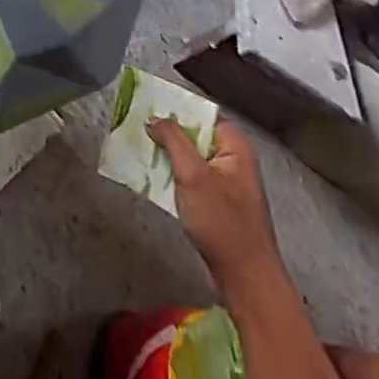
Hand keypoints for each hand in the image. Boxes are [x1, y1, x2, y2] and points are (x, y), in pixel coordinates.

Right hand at [147, 119, 281, 283]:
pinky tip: (149, 173)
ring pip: (189, 155)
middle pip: (194, 134)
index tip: (146, 103)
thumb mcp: (193, 175)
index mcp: (235, 147)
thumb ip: (173, 140)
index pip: (203, 114)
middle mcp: (232, 159)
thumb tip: (154, 117)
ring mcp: (225, 180)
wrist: (244, 275)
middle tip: (134, 124)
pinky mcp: (215, 199)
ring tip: (136, 145)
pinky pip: (189, 175)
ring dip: (165, 152)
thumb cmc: (222, 222)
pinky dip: (171, 171)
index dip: (176, 107)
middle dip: (166, 130)